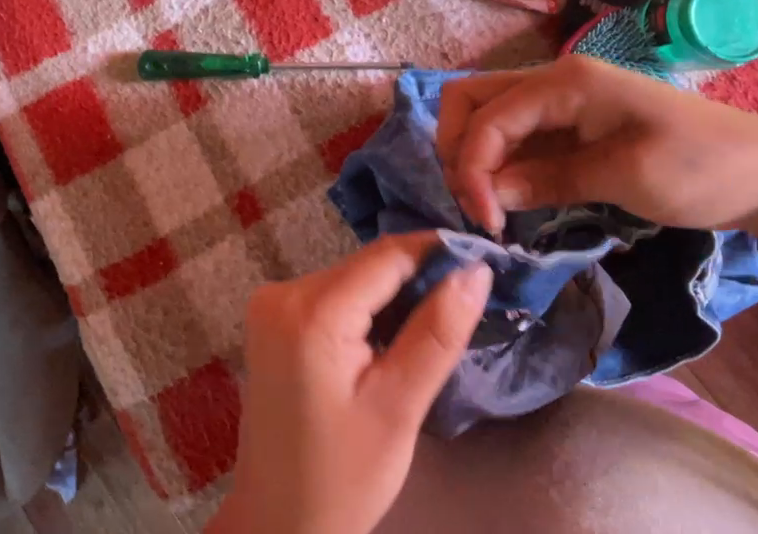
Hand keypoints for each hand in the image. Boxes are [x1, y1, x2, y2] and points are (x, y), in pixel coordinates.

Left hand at [213, 233, 491, 533]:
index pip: (386, 256)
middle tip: (469, 299)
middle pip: (366, 266)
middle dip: (418, 277)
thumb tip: (475, 270)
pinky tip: (390, 339)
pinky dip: (365, 310)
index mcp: (310, 311)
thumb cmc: (342, 476)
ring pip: (352, 279)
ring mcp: (271, 304)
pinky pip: (331, 296)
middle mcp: (282, 292)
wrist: (278, 521)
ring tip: (436, 323)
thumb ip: (437, 332)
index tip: (487, 259)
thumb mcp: (399, 407)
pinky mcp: (271, 320)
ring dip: (393, 296)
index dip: (439, 251)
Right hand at [434, 56, 757, 242]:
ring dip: (472, 159)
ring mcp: (559, 104)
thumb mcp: (629, 178)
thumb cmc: (706, 169)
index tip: (486, 223)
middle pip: (470, 100)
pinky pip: (512, 139)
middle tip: (474, 205)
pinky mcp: (568, 128)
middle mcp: (553, 83)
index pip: (488, 117)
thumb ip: (551, 180)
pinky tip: (507, 202)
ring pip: (485, 117)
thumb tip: (486, 195)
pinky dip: (497, 167)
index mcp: (567, 83)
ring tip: (488, 209)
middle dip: (456, 150)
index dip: (471, 167)